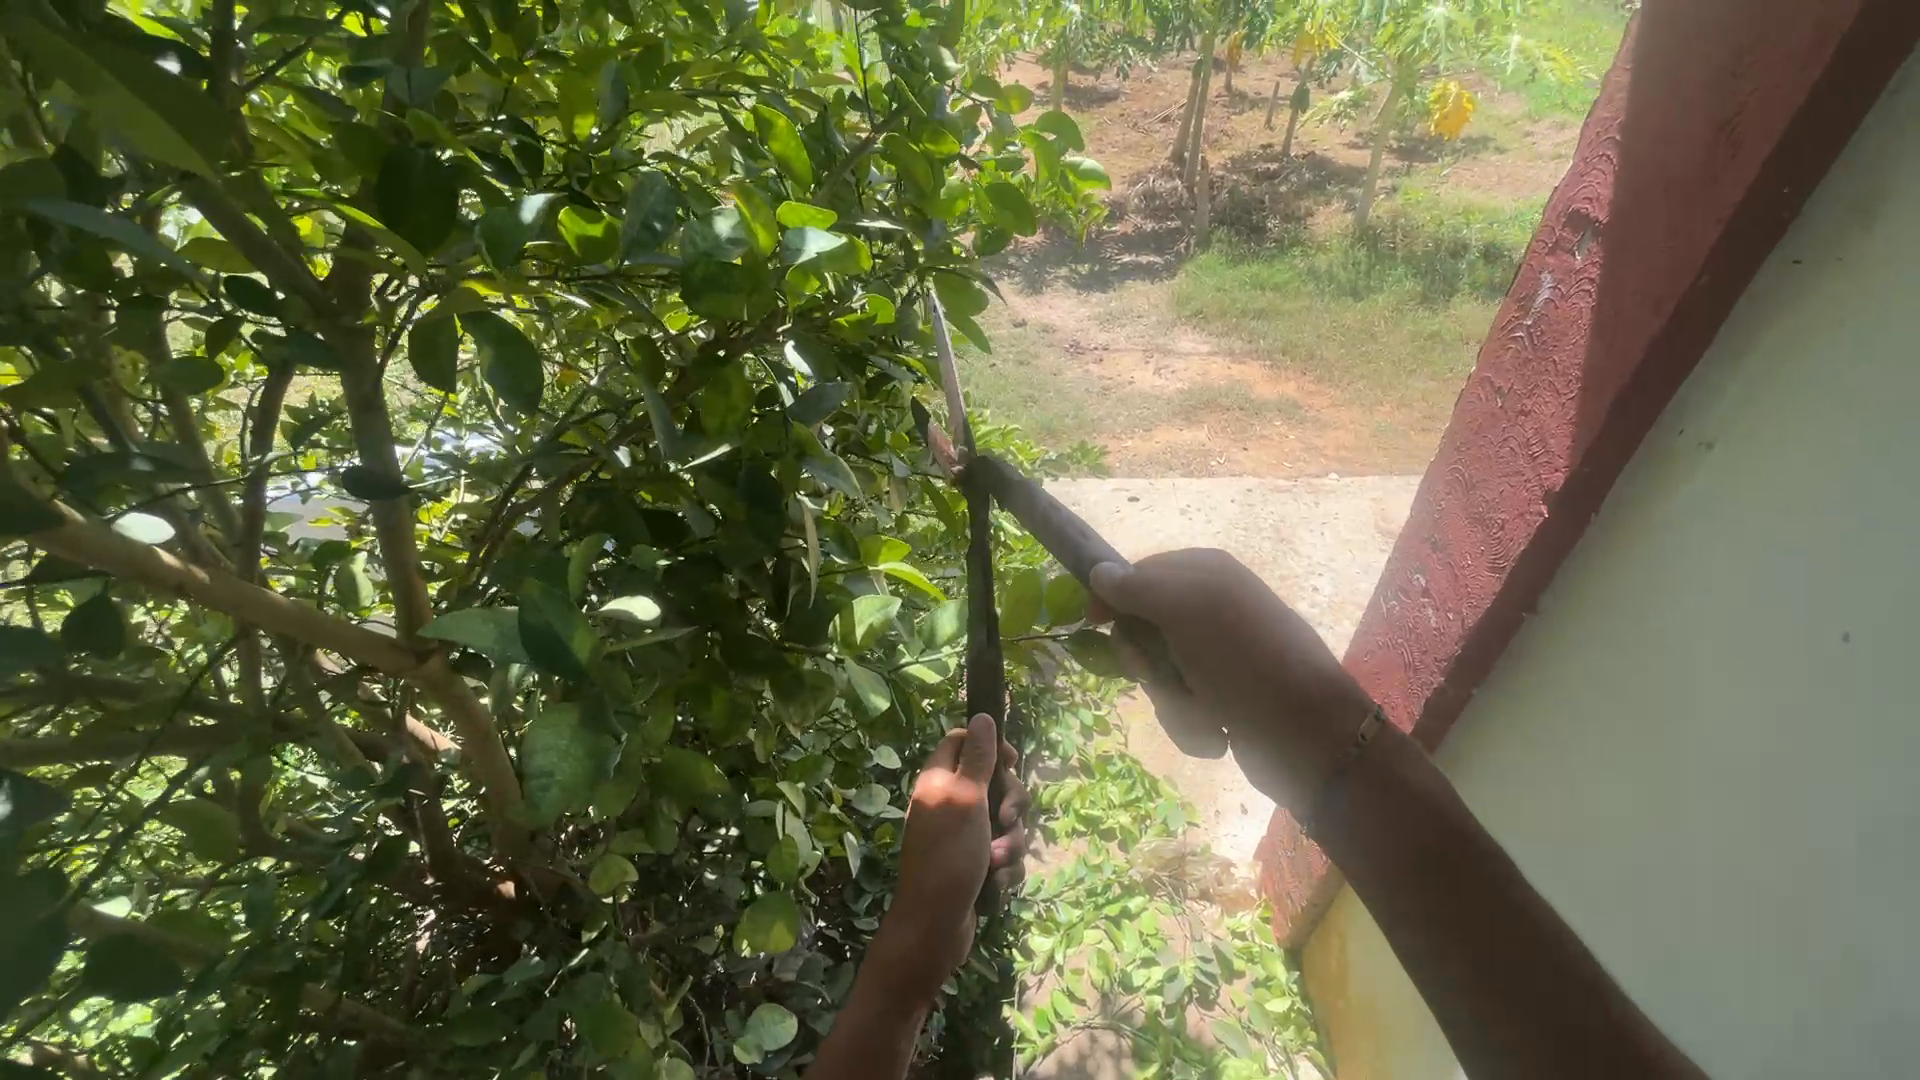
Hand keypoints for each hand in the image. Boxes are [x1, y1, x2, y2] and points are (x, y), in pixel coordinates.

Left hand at [868, 713, 1028, 1002]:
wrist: (935, 928)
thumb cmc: (948, 856)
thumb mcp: (965, 798)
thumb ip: (977, 758)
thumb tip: (982, 715)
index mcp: (939, 780)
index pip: (963, 742)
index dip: (990, 746)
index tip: (1010, 761)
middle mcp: (950, 802)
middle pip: (994, 783)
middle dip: (1010, 805)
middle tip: (1005, 820)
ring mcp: (962, 835)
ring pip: (1005, 821)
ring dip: (1009, 842)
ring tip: (996, 862)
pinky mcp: (975, 863)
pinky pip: (1003, 852)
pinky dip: (1004, 867)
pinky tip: (995, 883)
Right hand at [1089, 550, 1375, 814]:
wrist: (1309, 736)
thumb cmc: (1244, 664)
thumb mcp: (1185, 612)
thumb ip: (1136, 587)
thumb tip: (1099, 571)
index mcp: (1206, 574)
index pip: (1137, 573)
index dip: (1113, 598)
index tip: (1094, 622)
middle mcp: (1211, 608)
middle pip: (1141, 629)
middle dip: (1145, 660)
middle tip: (1155, 673)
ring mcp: (1218, 655)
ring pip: (1158, 672)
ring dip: (1171, 698)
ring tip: (1202, 711)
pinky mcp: (1224, 695)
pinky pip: (1182, 703)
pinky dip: (1192, 720)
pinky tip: (1217, 729)